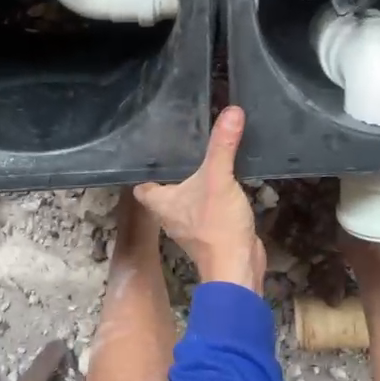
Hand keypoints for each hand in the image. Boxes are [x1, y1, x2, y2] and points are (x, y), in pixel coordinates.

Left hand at [134, 106, 265, 291]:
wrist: (238, 269)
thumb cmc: (216, 226)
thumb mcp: (218, 179)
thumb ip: (222, 145)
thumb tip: (231, 111)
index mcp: (161, 202)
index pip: (141, 183)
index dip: (144, 167)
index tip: (152, 146)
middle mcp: (171, 214)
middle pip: (165, 188)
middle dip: (173, 169)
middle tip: (183, 142)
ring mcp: (191, 224)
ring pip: (187, 197)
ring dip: (195, 181)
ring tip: (204, 154)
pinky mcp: (212, 230)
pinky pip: (208, 205)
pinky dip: (213, 193)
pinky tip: (225, 177)